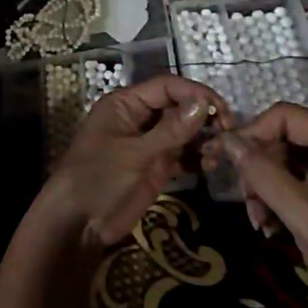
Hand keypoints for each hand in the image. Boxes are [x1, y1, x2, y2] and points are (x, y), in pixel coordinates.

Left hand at [32, 75, 224, 252]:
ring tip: (218, 154)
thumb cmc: (98, 178)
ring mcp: (147, 143)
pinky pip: (183, 154)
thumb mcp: (135, 153)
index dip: (194, 93)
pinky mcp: (156, 166)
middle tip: (228, 132)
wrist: (79, 220)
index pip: (166, 87)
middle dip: (204, 116)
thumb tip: (203, 103)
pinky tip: (210, 166)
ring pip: (184, 131)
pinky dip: (198, 157)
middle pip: (178, 107)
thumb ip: (170, 130)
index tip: (221, 109)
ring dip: (204, 139)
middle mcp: (137, 118)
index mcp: (124, 104)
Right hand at [219, 103, 307, 307]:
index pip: (288, 117)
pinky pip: (298, 174)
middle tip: (246, 199)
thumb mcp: (305, 217)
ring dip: (265, 183)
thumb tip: (226, 140)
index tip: (229, 163)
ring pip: (287, 155)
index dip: (253, 134)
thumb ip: (264, 175)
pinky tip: (269, 221)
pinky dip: (278, 194)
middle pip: (286, 135)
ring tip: (258, 217)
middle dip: (259, 164)